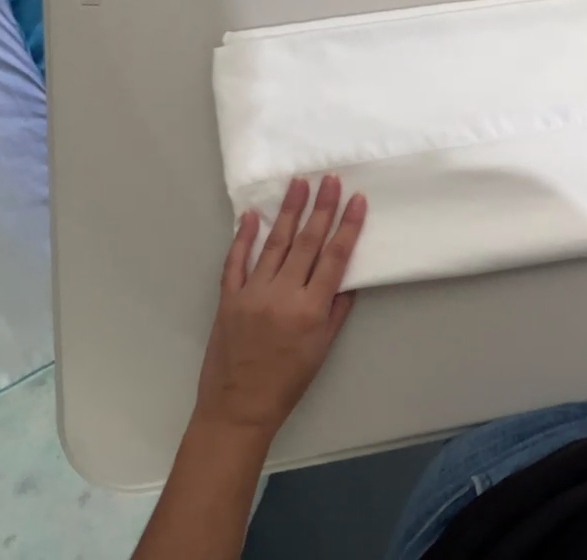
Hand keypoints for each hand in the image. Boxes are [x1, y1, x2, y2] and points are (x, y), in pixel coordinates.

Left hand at [193, 175, 366, 438]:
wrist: (237, 408)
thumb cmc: (288, 381)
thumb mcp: (323, 348)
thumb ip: (337, 310)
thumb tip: (348, 278)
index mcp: (310, 309)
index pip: (334, 257)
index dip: (348, 226)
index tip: (357, 200)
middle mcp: (282, 294)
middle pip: (306, 242)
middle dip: (321, 208)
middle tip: (330, 179)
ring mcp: (252, 293)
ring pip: (274, 244)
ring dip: (288, 211)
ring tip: (298, 184)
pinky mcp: (228, 298)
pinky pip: (235, 262)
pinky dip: (243, 237)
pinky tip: (250, 215)